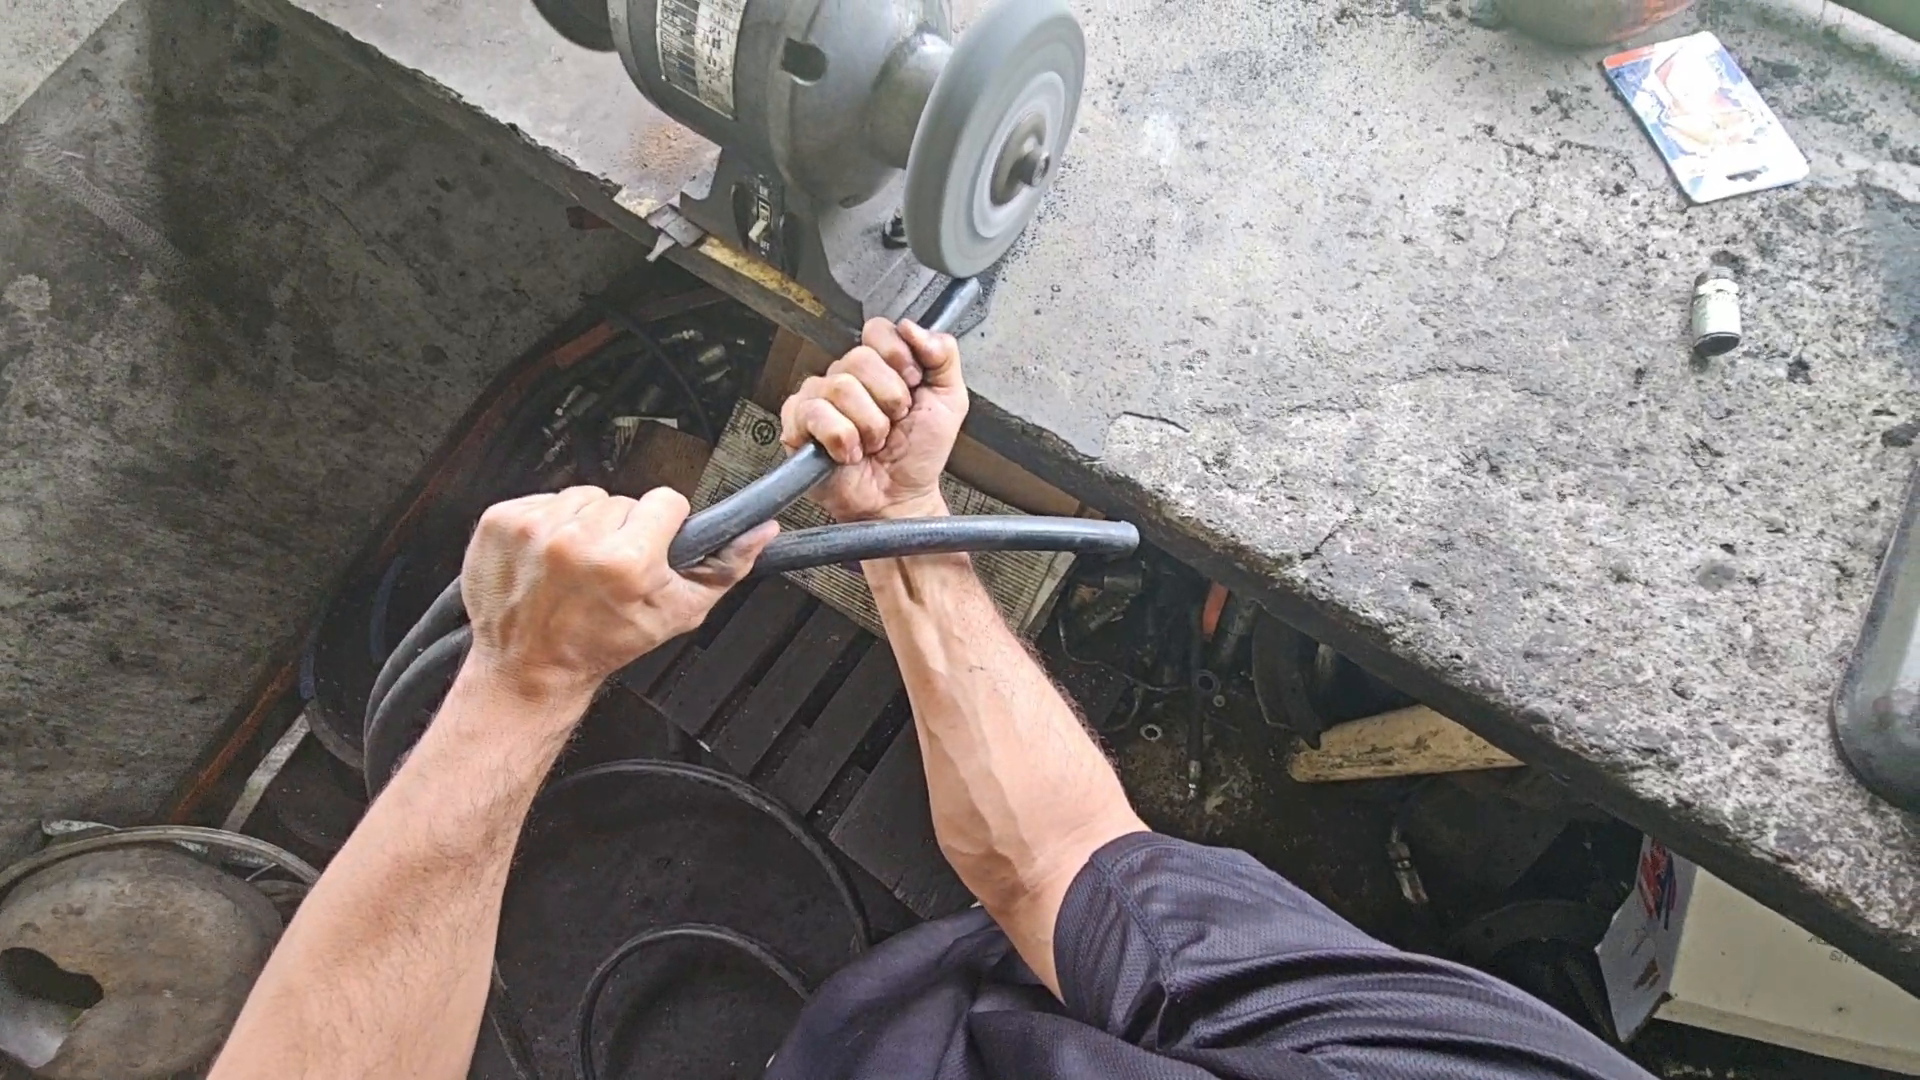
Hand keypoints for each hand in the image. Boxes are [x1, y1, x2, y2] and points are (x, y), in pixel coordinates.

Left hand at [460, 486, 775, 706]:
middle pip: (626, 500)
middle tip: (613, 565)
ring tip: (580, 562)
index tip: (654, 546)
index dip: (666, 525)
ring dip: (588, 523)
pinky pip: (545, 500)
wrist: (531, 666)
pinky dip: (551, 523)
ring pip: (586, 497)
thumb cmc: (605, 643)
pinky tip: (552, 557)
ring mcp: (535, 527)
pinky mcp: (501, 521)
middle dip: (625, 528)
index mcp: (626, 560)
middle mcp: (578, 539)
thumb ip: (727, 567)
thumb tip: (762, 531)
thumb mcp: (680, 611)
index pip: (666, 500)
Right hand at [780, 317, 967, 520]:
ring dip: (869, 425)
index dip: (899, 358)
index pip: (878, 331)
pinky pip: (816, 414)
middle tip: (894, 424)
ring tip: (873, 442)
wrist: (902, 497)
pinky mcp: (798, 425)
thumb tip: (913, 327)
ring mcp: (819, 399)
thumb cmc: (919, 455)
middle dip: (889, 399)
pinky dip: (842, 439)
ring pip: (841, 387)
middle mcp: (847, 377)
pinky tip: (849, 452)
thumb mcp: (950, 400)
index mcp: (880, 365)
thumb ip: (943, 355)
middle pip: (860, 359)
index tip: (913, 385)